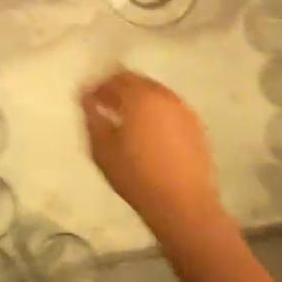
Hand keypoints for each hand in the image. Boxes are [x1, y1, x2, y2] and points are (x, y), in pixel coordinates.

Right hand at [79, 70, 225, 238]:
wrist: (182, 203)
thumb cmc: (136, 176)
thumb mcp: (102, 149)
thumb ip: (92, 118)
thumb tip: (86, 99)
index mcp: (139, 97)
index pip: (114, 78)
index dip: (98, 85)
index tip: (87, 98)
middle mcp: (164, 96)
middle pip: (137, 81)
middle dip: (118, 88)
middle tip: (104, 104)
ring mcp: (183, 110)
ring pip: (155, 93)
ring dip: (138, 99)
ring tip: (125, 119)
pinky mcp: (195, 125)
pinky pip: (169, 108)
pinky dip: (155, 111)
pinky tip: (148, 131)